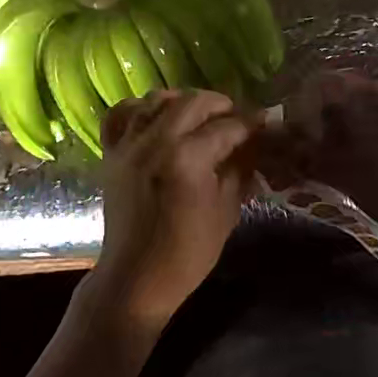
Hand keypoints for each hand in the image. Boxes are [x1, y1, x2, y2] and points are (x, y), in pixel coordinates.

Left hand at [82, 90, 258, 330]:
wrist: (137, 278)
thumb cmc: (188, 252)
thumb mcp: (227, 210)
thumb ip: (239, 169)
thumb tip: (253, 143)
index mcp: (188, 158)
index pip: (228, 126)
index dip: (251, 123)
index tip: (266, 122)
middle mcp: (155, 141)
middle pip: (194, 101)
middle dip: (221, 105)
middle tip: (236, 120)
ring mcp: (128, 145)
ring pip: (158, 99)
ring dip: (184, 102)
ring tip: (199, 118)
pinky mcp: (111, 154)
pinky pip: (121, 114)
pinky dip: (140, 109)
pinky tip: (156, 118)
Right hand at [263, 70, 377, 242]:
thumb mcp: (344, 172)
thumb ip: (302, 156)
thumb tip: (264, 145)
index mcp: (370, 95)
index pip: (317, 85)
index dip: (293, 110)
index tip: (278, 139)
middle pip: (329, 105)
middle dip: (304, 132)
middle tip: (286, 163)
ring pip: (345, 125)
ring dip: (321, 147)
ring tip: (304, 175)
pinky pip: (362, 138)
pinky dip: (343, 154)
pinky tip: (333, 179)